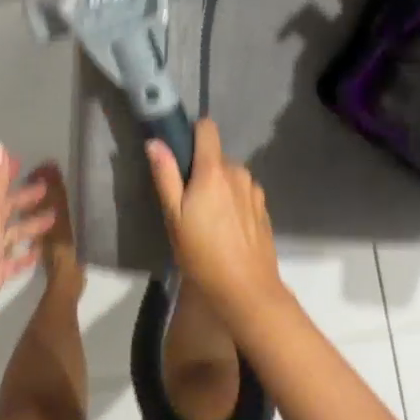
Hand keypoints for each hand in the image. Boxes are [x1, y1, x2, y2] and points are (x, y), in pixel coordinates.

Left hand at [0, 145, 56, 339]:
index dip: (8, 174)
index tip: (23, 161)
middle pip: (7, 210)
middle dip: (25, 199)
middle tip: (49, 190)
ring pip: (13, 234)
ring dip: (30, 226)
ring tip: (54, 220)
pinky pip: (13, 260)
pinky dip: (25, 255)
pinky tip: (40, 254)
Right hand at [145, 119, 284, 317]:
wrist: (247, 290)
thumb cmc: (202, 254)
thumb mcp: (174, 216)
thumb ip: (165, 175)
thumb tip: (155, 142)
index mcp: (213, 170)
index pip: (207, 128)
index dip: (192, 132)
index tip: (180, 151)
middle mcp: (237, 172)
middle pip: (216, 157)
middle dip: (201, 170)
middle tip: (187, 201)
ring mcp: (254, 191)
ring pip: (230, 176)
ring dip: (219, 187)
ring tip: (207, 219)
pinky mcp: (263, 209)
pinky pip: (243, 193)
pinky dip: (233, 202)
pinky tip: (226, 230)